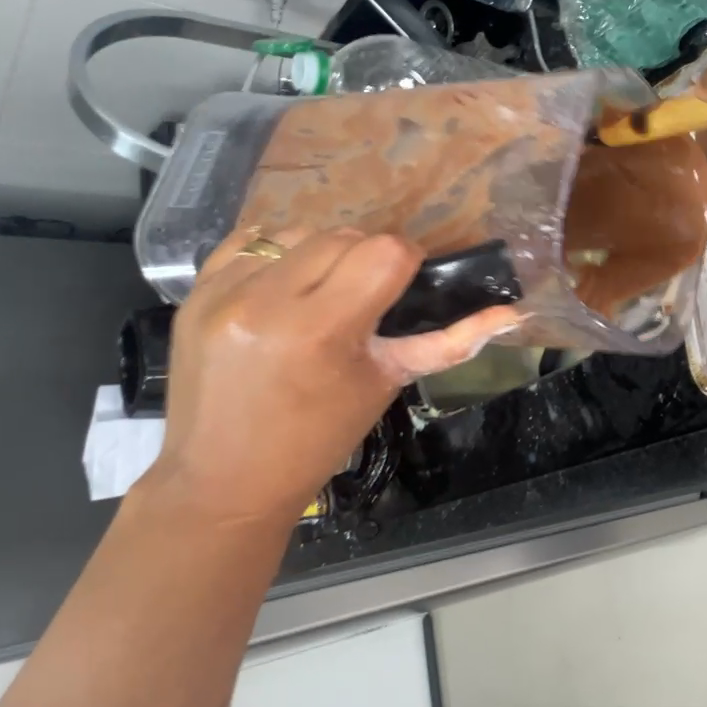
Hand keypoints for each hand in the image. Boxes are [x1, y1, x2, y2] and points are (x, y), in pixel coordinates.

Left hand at [135, 228, 519, 524]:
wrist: (227, 474)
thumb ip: (452, 341)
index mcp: (321, 330)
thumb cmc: (322, 435)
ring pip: (299, 233)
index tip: (407, 287)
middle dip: (368, 258)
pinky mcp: (194, 293)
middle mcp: (266, 300)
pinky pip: (251, 242)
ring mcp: (222, 293)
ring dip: (325, 253)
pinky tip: (288, 286)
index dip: (408, 262)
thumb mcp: (390, 382)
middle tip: (372, 296)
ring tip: (327, 292)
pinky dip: (280, 254)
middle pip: (345, 236)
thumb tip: (512, 313)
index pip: (385, 252)